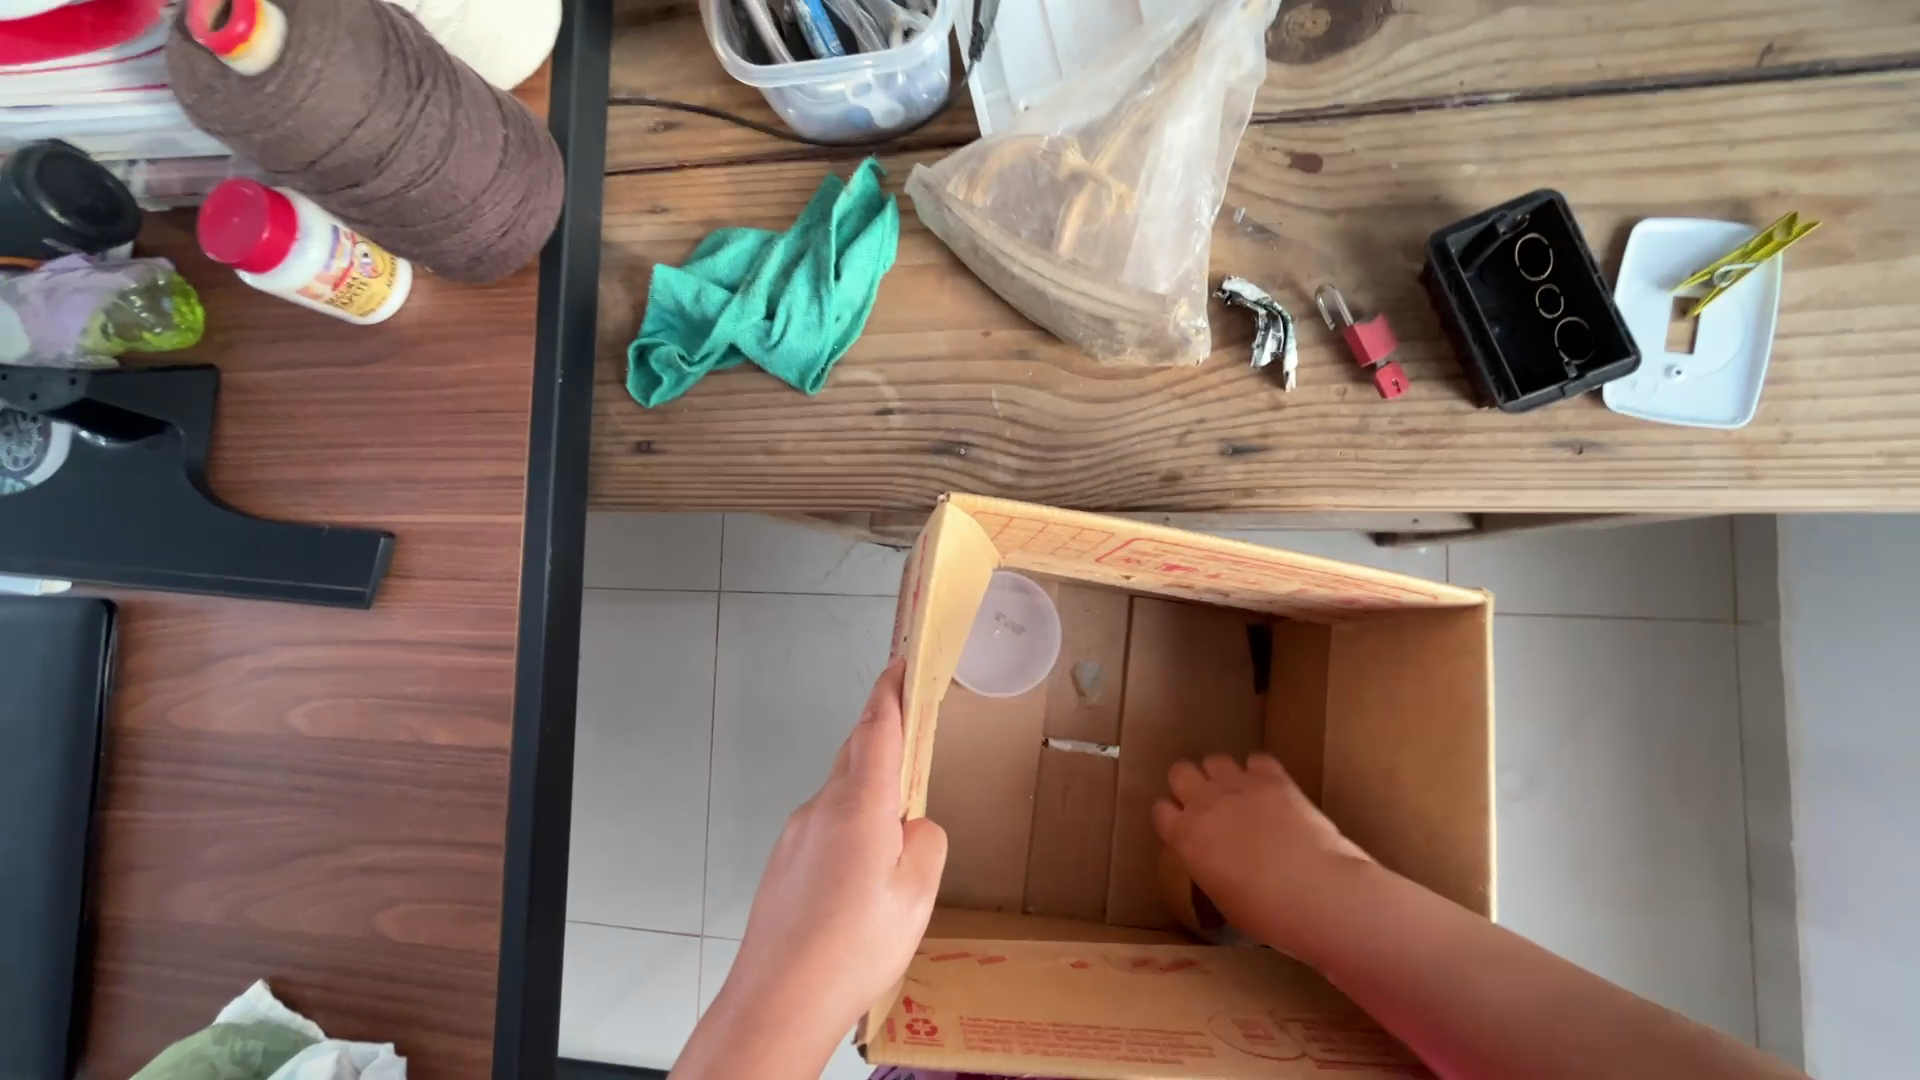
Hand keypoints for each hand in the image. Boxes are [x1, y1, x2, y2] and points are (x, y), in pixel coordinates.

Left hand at [720, 659, 948, 1041]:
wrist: (776, 1002)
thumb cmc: (848, 950)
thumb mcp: (916, 895)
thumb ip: (925, 842)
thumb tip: (913, 825)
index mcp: (858, 805)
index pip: (877, 728)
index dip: (890, 691)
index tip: (899, 664)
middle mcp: (821, 808)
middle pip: (856, 753)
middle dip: (884, 736)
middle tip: (912, 737)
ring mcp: (797, 834)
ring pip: (841, 792)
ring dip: (870, 793)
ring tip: (895, 838)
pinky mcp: (786, 860)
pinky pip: (826, 824)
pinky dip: (850, 827)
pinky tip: (861, 876)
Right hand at [1153, 752, 1372, 952]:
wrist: (1315, 894)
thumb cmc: (1266, 913)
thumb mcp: (1221, 896)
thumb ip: (1208, 866)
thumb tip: (1217, 860)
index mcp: (1186, 836)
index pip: (1160, 810)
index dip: (1173, 816)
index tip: (1185, 826)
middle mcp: (1205, 802)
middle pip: (1179, 771)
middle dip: (1190, 783)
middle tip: (1209, 804)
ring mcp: (1238, 786)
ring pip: (1214, 759)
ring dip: (1223, 774)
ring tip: (1240, 793)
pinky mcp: (1273, 778)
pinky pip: (1257, 759)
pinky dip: (1260, 770)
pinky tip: (1270, 787)